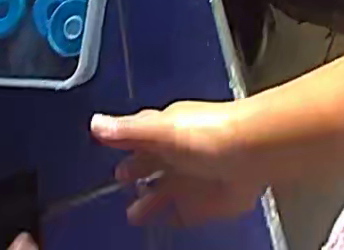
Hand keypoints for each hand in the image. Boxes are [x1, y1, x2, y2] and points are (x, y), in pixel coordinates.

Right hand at [90, 102, 267, 225]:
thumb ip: (128, 130)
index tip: (105, 144)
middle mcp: (176, 153)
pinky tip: (169, 221)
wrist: (248, 153)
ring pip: (165, 191)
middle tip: (120, 180)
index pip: (137, 135)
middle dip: (135, 171)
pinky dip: (175, 216)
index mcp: (164, 131)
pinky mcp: (206, 203)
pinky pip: (186, 213)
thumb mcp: (161, 128)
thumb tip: (95, 123)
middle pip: (151, 164)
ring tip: (134, 214)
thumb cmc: (204, 134)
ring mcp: (191, 179)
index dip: (122, 141)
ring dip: (151, 200)